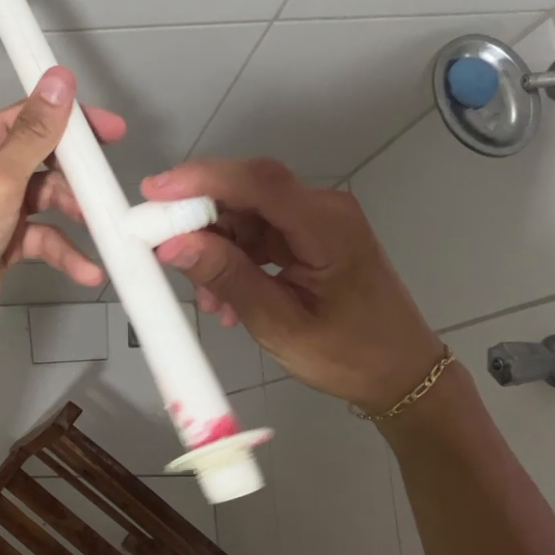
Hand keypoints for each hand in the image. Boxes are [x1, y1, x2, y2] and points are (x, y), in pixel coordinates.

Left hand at [0, 67, 125, 353]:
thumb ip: (33, 133)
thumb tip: (57, 82)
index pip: (30, 118)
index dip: (72, 122)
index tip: (109, 132)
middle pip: (44, 160)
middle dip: (77, 175)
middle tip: (107, 187)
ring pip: (48, 200)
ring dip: (75, 214)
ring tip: (100, 228)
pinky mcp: (2, 244)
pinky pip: (43, 239)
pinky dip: (64, 251)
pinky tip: (84, 268)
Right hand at [141, 158, 441, 411]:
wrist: (402, 375)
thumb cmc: (349, 356)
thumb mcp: (279, 324)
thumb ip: (227, 277)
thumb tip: (171, 245)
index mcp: (326, 226)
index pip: (258, 182)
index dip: (202, 180)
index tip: (152, 193)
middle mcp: (323, 209)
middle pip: (246, 191)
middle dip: (198, 217)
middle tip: (158, 247)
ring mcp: (316, 221)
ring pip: (246, 213)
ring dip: (214, 246)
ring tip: (205, 297)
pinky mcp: (308, 237)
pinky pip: (257, 232)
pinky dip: (232, 257)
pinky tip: (222, 295)